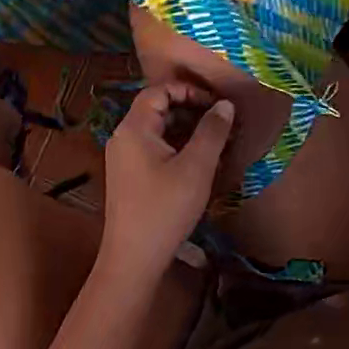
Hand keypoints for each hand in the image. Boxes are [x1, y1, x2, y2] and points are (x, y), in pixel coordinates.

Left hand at [100, 82, 234, 281]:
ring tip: (218, 141)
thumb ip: (212, 131)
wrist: (134, 257)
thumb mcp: (196, 167)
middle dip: (192, 110)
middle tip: (223, 122)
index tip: (216, 104)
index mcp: (134, 129)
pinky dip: (179, 147)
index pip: (158, 91)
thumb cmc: (165, 208)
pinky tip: (201, 162)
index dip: (188, 91)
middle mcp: (124, 138)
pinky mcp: (130, 177)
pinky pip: (155, 149)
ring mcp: (124, 158)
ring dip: (188, 130)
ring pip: (159, 131)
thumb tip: (225, 105)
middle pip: (158, 109)